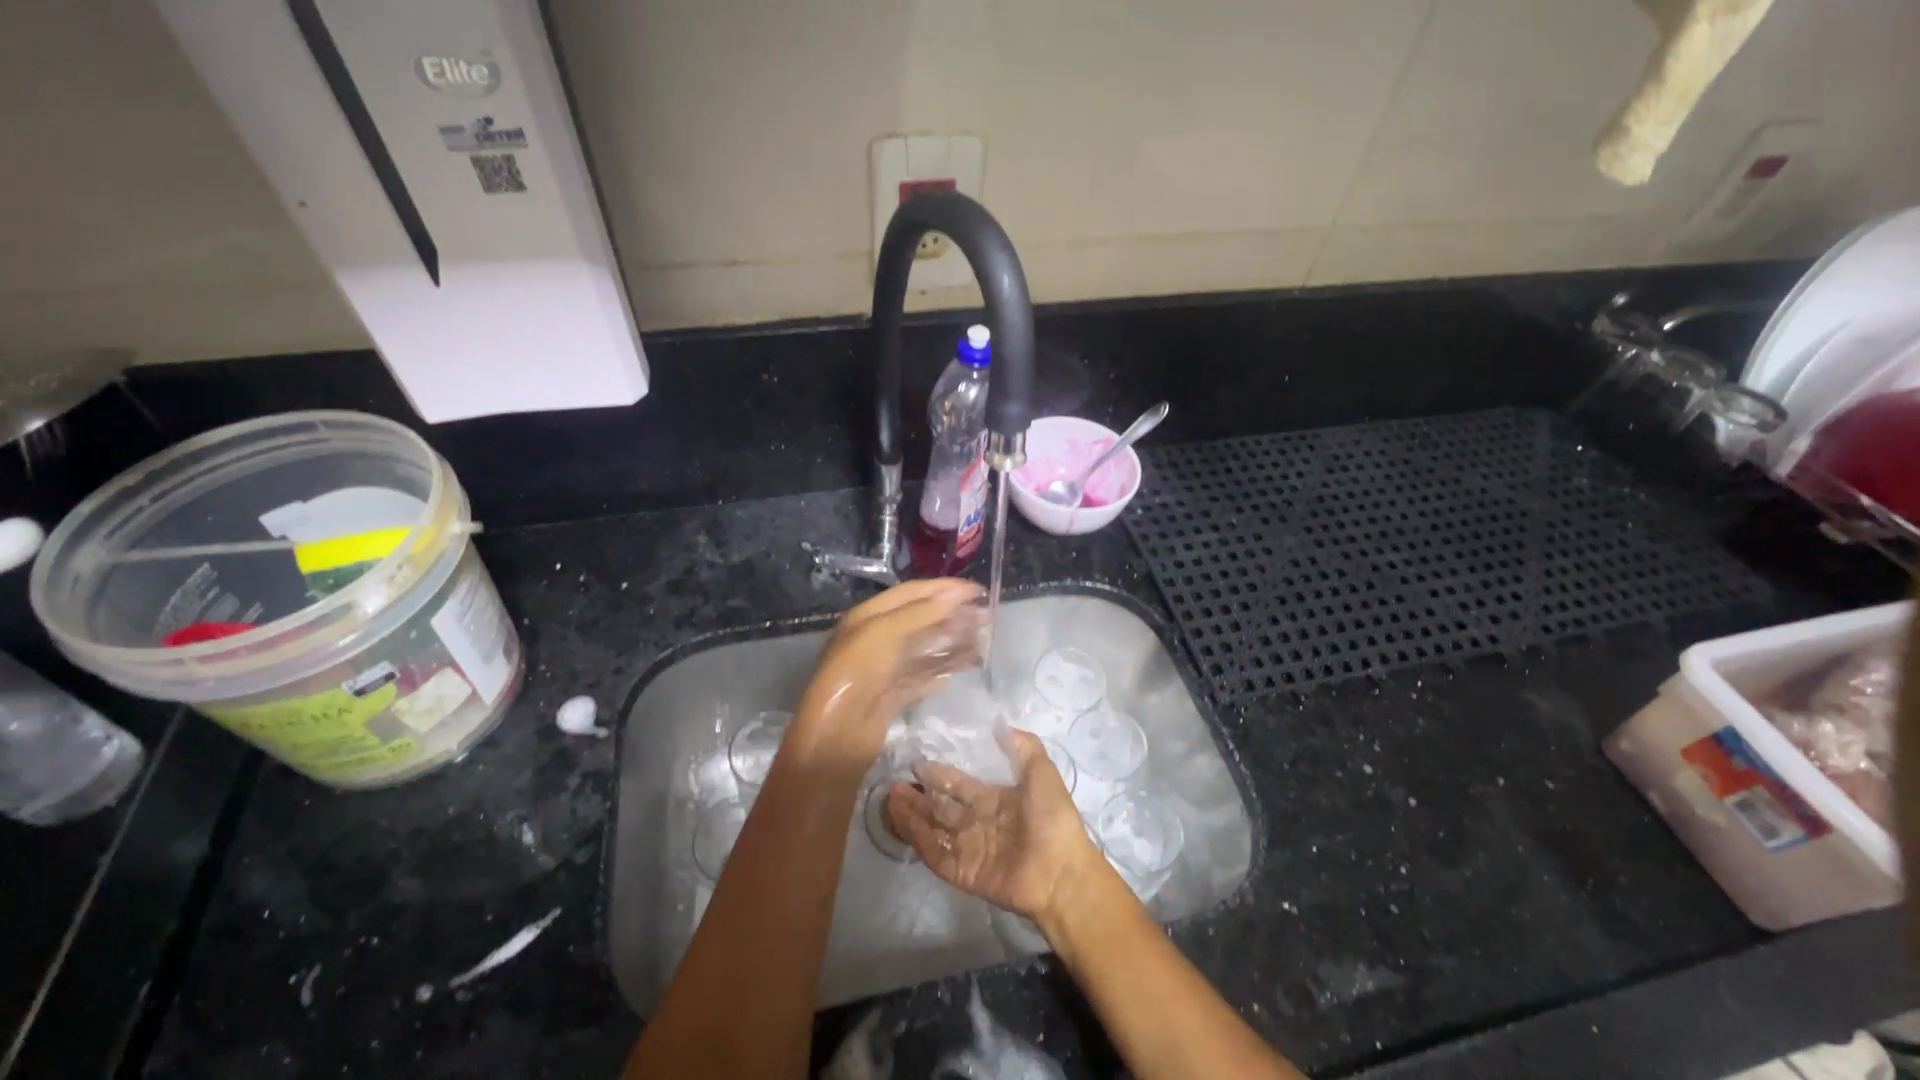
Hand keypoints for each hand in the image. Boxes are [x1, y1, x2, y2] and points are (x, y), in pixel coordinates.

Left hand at [789, 579, 984, 769]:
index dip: (944, 588)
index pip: (911, 592)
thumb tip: (956, 594)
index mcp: (867, 616)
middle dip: (951, 613)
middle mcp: (875, 637)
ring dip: (952, 639)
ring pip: (924, 646)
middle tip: (986, 614)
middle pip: (919, 618)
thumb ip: (921, 612)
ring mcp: (884, 667)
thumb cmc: (856, 673)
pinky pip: (924, 675)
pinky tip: (966, 665)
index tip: (978, 590)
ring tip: (982, 636)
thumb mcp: (884, 632)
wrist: (837, 734)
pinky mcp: (893, 693)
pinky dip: (944, 668)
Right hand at [885, 728, 1107, 925]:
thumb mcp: (1042, 772)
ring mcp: (969, 849)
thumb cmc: (1052, 818)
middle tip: (893, 784)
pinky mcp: (962, 872)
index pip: (959, 785)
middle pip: (941, 809)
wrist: (1061, 870)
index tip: (917, 765)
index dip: (940, 775)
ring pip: (932, 829)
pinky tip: (900, 821)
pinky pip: (935, 853)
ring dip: (911, 815)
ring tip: (889, 799)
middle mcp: (978, 823)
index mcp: (995, 801)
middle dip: (918, 797)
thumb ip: (1023, 748)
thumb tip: (1000, 724)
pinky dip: (917, 838)